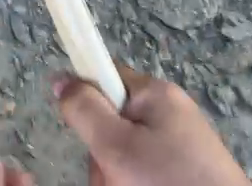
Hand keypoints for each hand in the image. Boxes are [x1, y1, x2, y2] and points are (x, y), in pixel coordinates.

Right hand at [54, 66, 250, 185]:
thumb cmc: (170, 185)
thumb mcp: (116, 146)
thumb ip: (83, 109)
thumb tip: (60, 79)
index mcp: (156, 94)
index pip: (103, 76)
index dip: (87, 103)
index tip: (89, 135)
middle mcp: (171, 115)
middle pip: (113, 123)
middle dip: (104, 156)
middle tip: (114, 179)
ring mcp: (184, 150)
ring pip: (128, 156)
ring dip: (118, 179)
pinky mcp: (191, 178)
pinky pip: (147, 175)